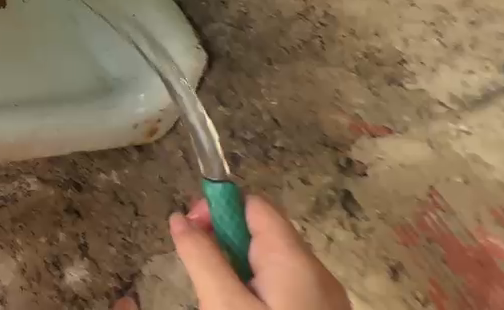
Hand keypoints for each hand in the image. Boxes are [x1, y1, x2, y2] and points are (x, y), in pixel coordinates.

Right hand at [149, 194, 350, 309]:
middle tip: (200, 270)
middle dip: (222, 241)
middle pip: (260, 232)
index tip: (192, 233)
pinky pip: (280, 289)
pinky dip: (253, 291)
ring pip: (267, 263)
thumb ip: (200, 255)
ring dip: (234, 268)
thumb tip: (180, 218)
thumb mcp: (223, 303)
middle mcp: (316, 275)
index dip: (216, 207)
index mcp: (295, 261)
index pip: (253, 204)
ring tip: (218, 297)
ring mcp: (322, 302)